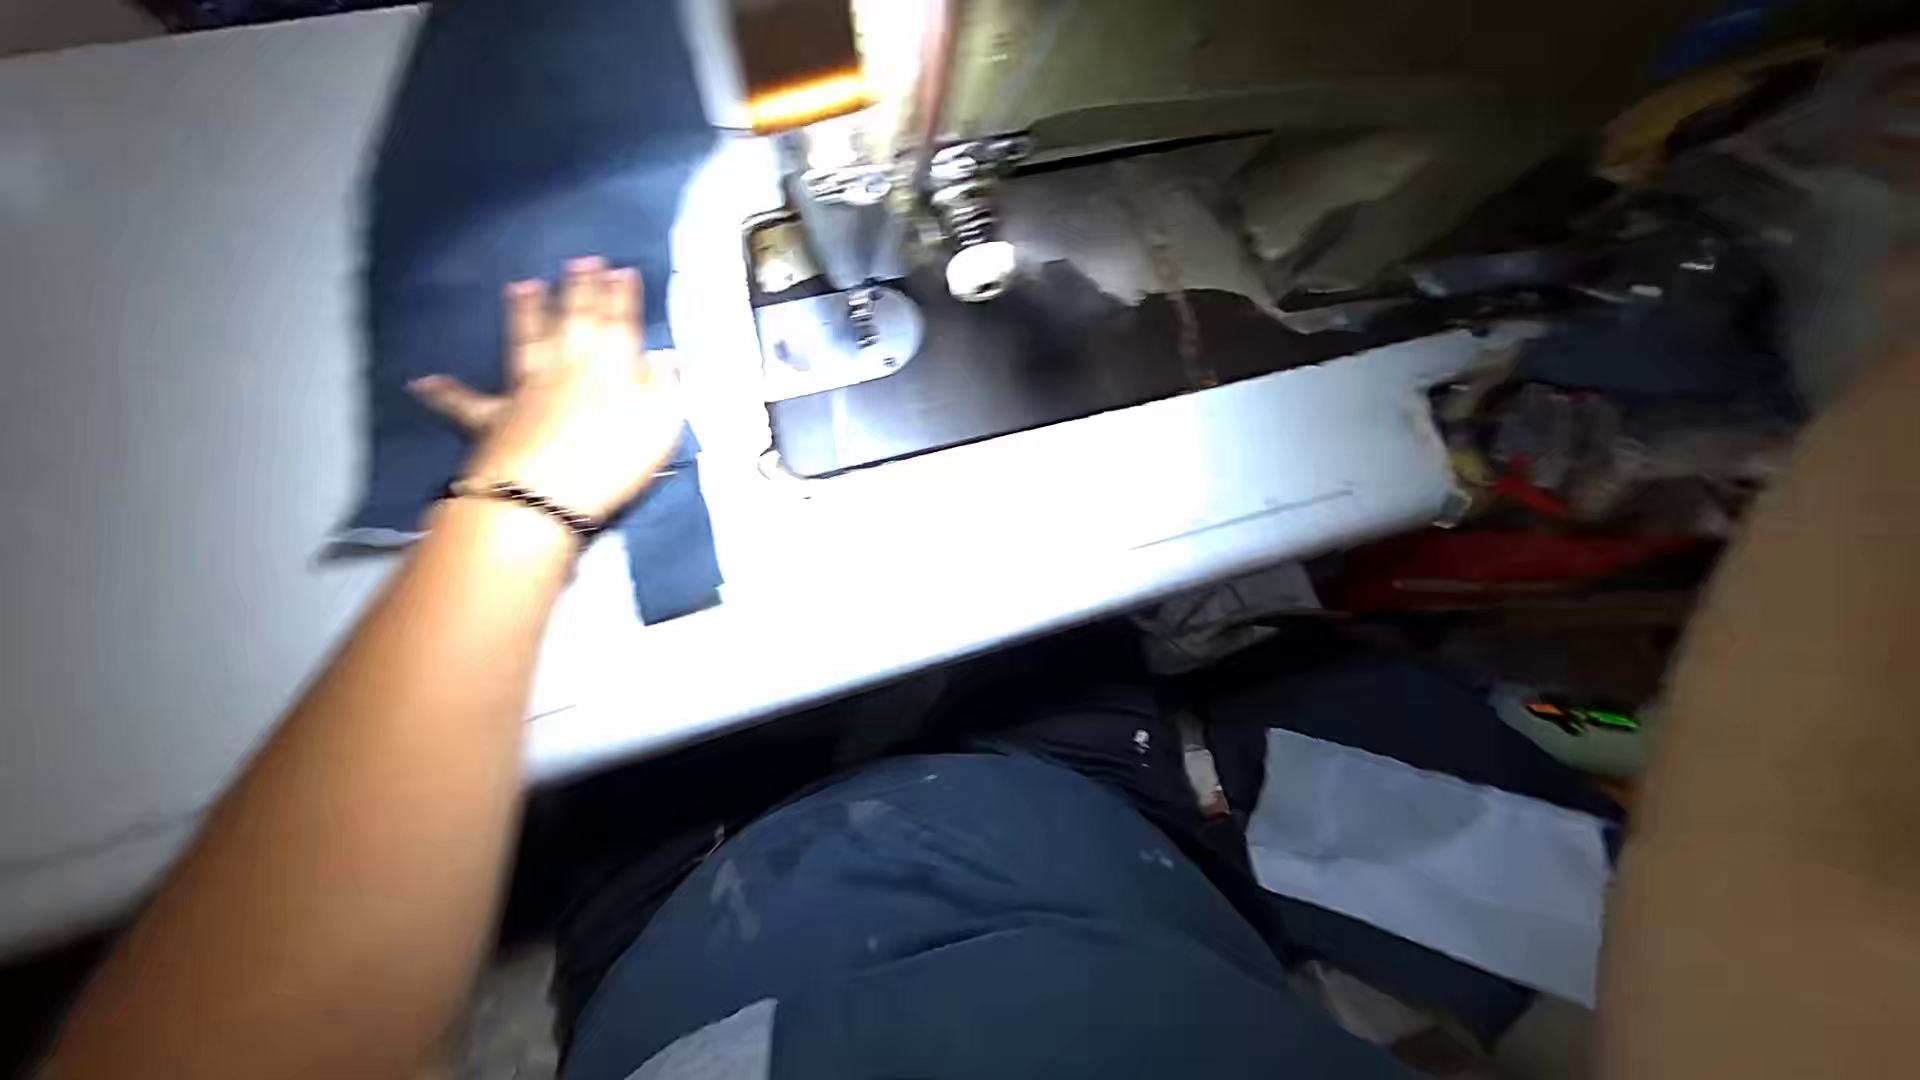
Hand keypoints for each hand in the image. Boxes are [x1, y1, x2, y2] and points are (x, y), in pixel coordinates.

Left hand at [410, 257, 682, 522]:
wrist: (547, 497)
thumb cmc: (614, 465)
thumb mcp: (659, 428)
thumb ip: (663, 389)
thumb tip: (665, 357)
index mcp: (610, 371)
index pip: (619, 325)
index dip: (621, 298)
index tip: (622, 272)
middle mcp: (567, 369)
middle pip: (575, 322)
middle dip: (580, 290)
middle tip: (580, 261)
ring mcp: (528, 390)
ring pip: (528, 342)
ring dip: (526, 313)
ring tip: (523, 286)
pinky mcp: (497, 418)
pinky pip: (468, 402)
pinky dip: (447, 393)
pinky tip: (425, 382)